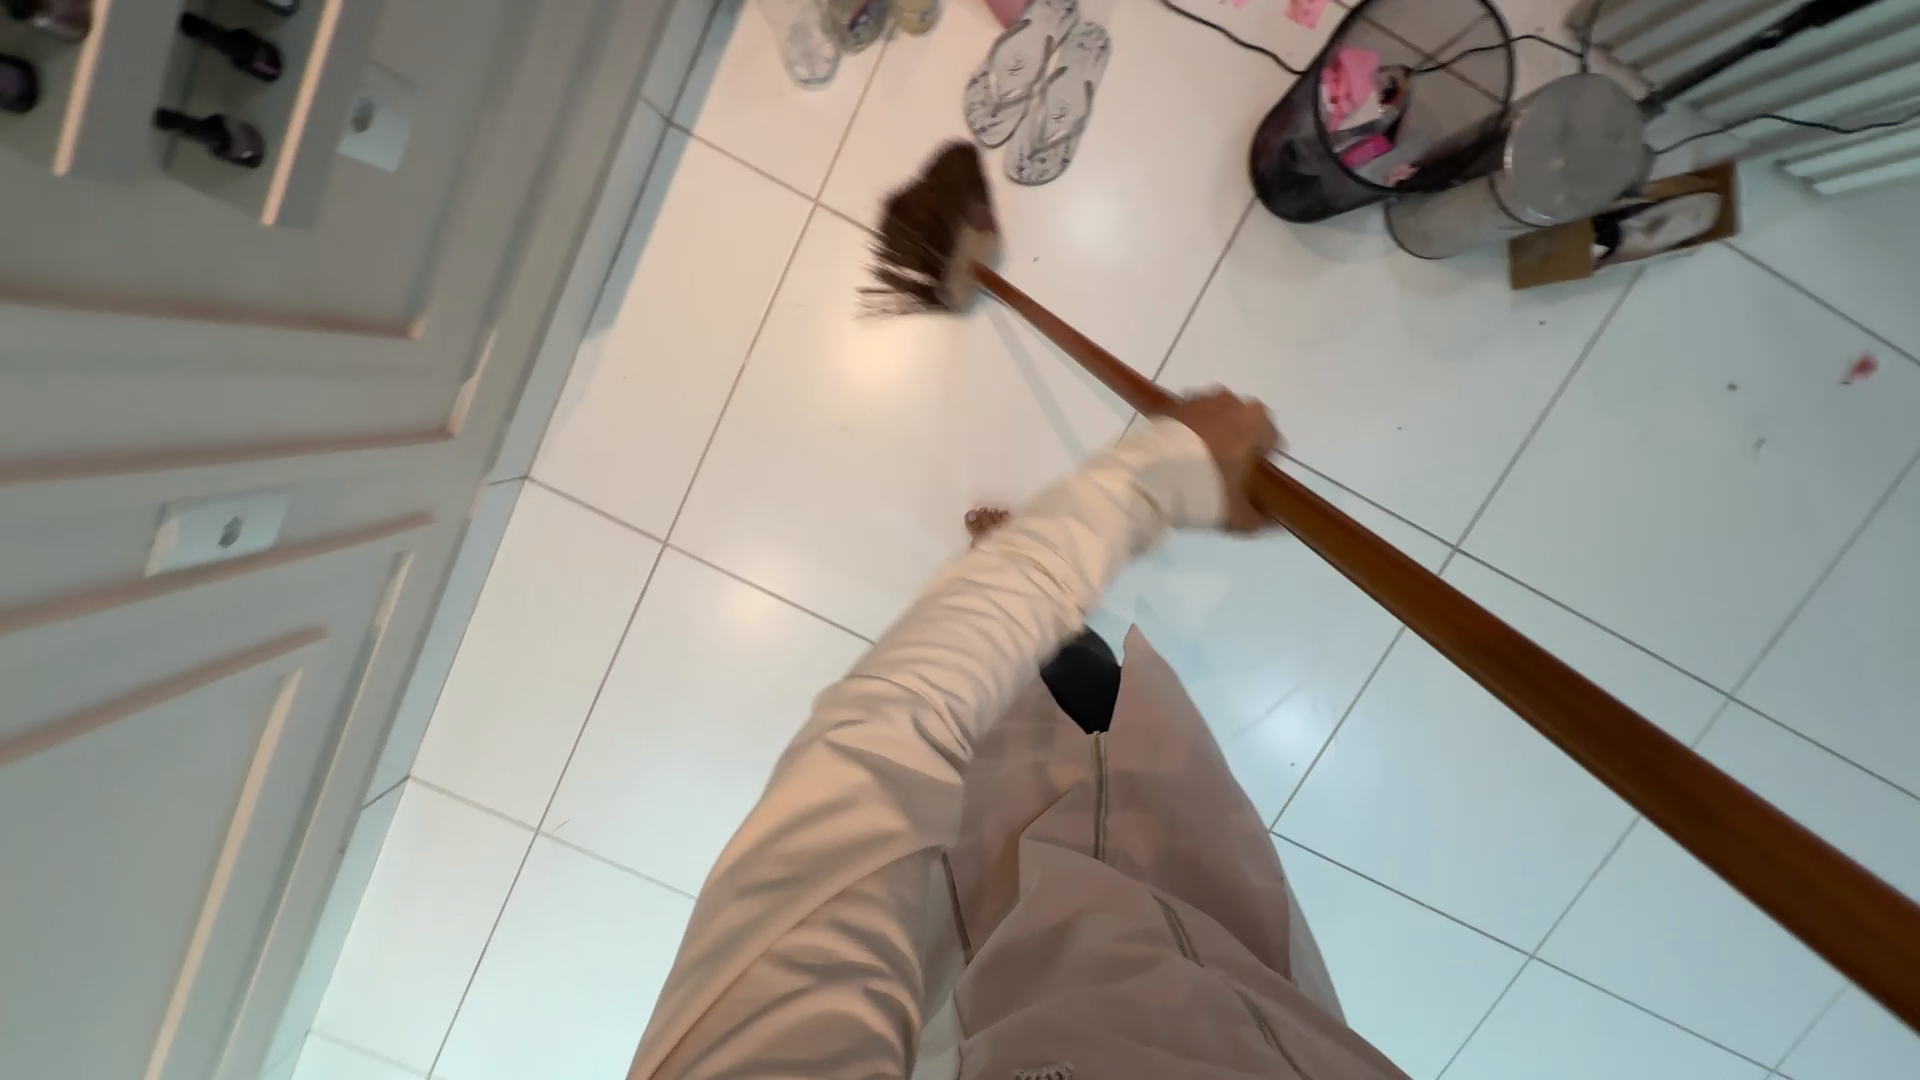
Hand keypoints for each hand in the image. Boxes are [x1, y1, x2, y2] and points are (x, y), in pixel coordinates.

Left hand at [1166, 388, 1279, 531]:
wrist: (1149, 477)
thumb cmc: (1203, 489)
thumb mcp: (1235, 513)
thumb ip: (1257, 517)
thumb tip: (1267, 522)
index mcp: (1256, 420)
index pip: (1271, 440)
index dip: (1261, 463)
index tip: (1249, 482)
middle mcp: (1230, 402)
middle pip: (1241, 425)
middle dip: (1236, 444)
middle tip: (1223, 473)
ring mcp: (1197, 400)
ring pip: (1213, 419)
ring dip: (1210, 436)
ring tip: (1196, 466)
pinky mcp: (1168, 406)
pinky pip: (1186, 420)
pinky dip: (1186, 434)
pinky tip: (1176, 457)